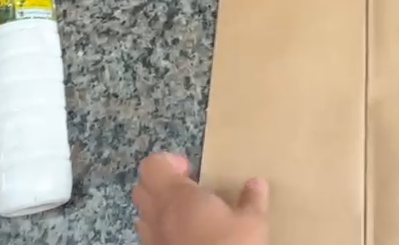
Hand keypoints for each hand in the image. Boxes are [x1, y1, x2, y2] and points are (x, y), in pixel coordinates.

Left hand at [133, 152, 268, 244]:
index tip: (191, 171)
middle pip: (142, 188)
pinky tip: (186, 242)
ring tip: (186, 219)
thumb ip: (252, 200)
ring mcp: (152, 242)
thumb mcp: (251, 224)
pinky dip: (161, 236)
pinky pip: (150, 240)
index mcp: (175, 195)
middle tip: (187, 192)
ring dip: (158, 212)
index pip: (152, 165)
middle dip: (160, 185)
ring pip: (143, 216)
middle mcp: (156, 216)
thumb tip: (257, 183)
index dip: (168, 162)